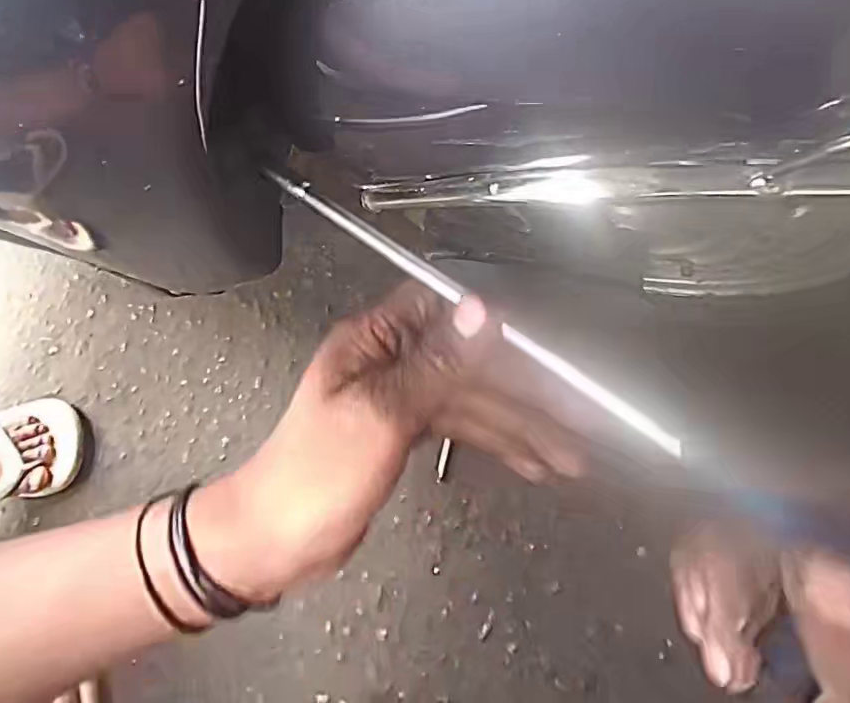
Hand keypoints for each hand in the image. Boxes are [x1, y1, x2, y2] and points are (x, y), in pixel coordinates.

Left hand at [191, 283, 588, 601]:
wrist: (277, 537)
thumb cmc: (314, 474)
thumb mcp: (381, 414)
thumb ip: (435, 365)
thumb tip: (478, 313)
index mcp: (373, 341)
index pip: (443, 312)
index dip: (493, 326)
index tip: (541, 350)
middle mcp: (387, 360)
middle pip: (467, 362)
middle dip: (521, 391)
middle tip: (573, 418)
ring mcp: (396, 396)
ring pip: (469, 398)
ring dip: (517, 424)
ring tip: (565, 453)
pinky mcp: (402, 429)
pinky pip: (458, 425)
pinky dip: (493, 440)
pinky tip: (526, 458)